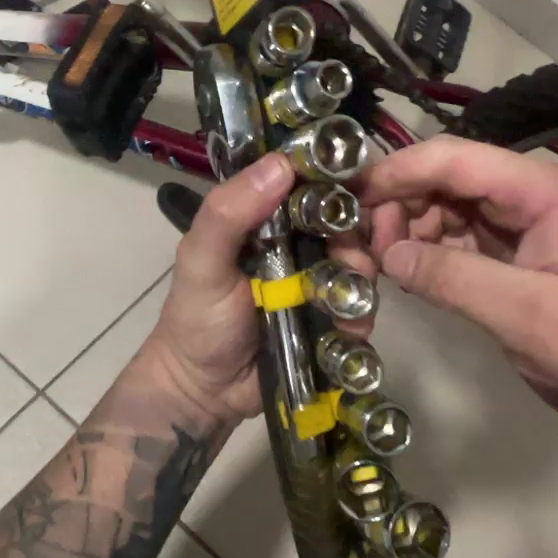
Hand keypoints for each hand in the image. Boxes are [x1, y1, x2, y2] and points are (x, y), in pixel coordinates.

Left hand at [134, 154, 373, 429]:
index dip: (338, 186)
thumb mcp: (202, 261)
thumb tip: (280, 164)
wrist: (203, 393)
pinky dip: (359, 320)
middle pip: (347, 230)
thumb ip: (228, 213)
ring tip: (339, 301)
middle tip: (346, 259)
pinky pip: (360, 314)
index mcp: (268, 222)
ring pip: (360, 271)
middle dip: (354, 242)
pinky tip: (345, 330)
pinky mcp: (332, 325)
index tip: (357, 190)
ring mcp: (318, 288)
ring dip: (358, 283)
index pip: (312, 189)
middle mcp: (299, 249)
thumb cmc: (197, 319)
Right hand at [357, 136, 557, 436]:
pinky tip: (405, 274)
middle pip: (446, 179)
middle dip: (397, 207)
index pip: (457, 159)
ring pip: (446, 208)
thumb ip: (454, 278)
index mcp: (546, 191)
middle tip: (363, 254)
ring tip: (378, 269)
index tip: (348, 199)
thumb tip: (389, 255)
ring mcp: (524, 225)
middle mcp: (532, 196)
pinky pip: (458, 239)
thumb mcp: (529, 316)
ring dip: (406, 230)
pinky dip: (426, 252)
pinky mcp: (515, 255)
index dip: (397, 172)